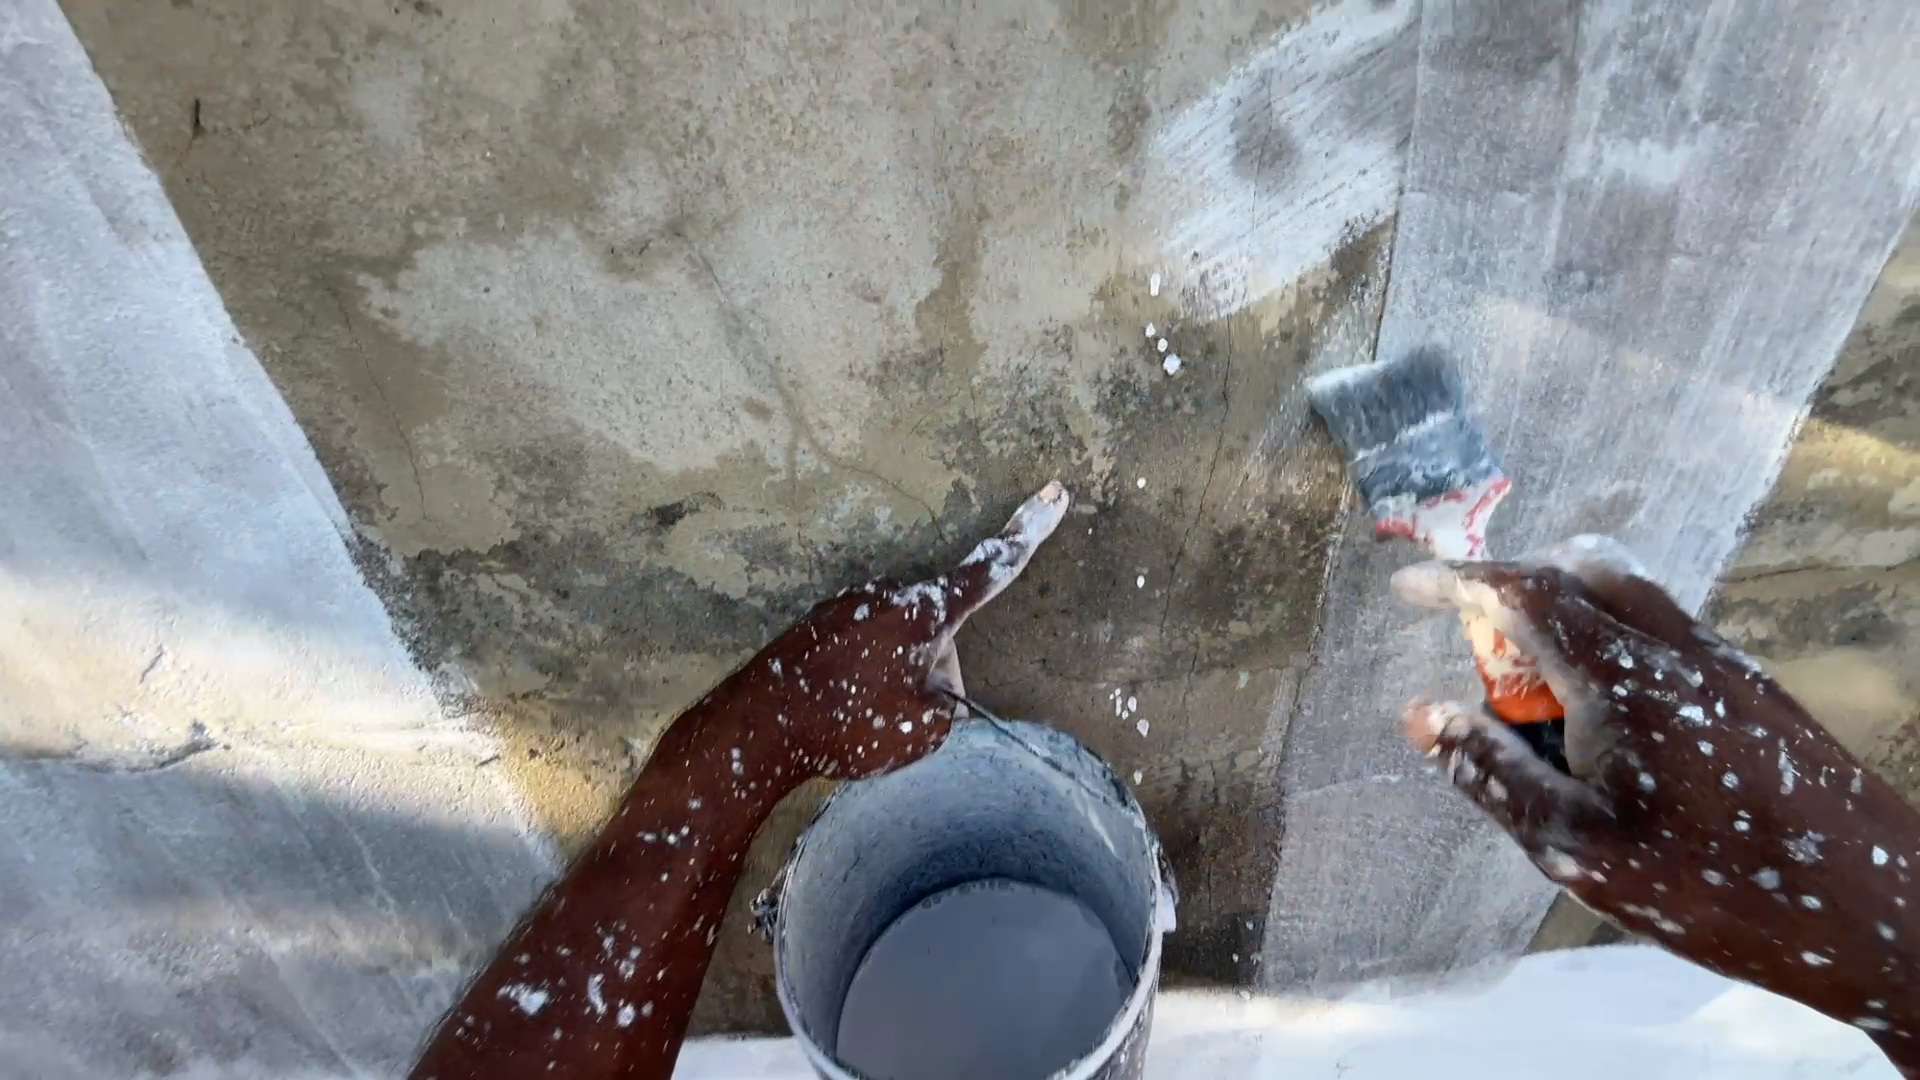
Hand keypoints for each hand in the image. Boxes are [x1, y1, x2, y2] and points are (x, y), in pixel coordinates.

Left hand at [741, 481, 1069, 780]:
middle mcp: (889, 594)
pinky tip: (840, 700)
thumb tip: (932, 676)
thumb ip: (947, 696)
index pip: (990, 569)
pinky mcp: (822, 619)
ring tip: (861, 710)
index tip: (1055, 491)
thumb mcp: (925, 728)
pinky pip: (864, 642)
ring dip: (895, 669)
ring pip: (900, 637)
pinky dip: (864, 669)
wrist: (759, 727)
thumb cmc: (849, 726)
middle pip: (939, 625)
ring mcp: (851, 603)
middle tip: (899, 708)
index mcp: (924, 613)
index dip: (1028, 531)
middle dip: (934, 664)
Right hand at [1393, 537, 1919, 1063]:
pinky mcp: (1754, 688)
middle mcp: (1675, 651)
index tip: (1406, 588)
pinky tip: (1603, 711)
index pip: (1521, 594)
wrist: (1899, 930)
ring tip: (1538, 683)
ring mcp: (1723, 664)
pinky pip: (1656, 624)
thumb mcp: (1575, 846)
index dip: (1454, 580)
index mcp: (1624, 680)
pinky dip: (1602, 631)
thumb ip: (1489, 771)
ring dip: (1559, 607)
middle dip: (1508, 588)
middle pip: (1575, 571)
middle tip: (1476, 642)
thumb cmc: (1718, 890)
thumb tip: (1419, 714)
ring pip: (1623, 591)